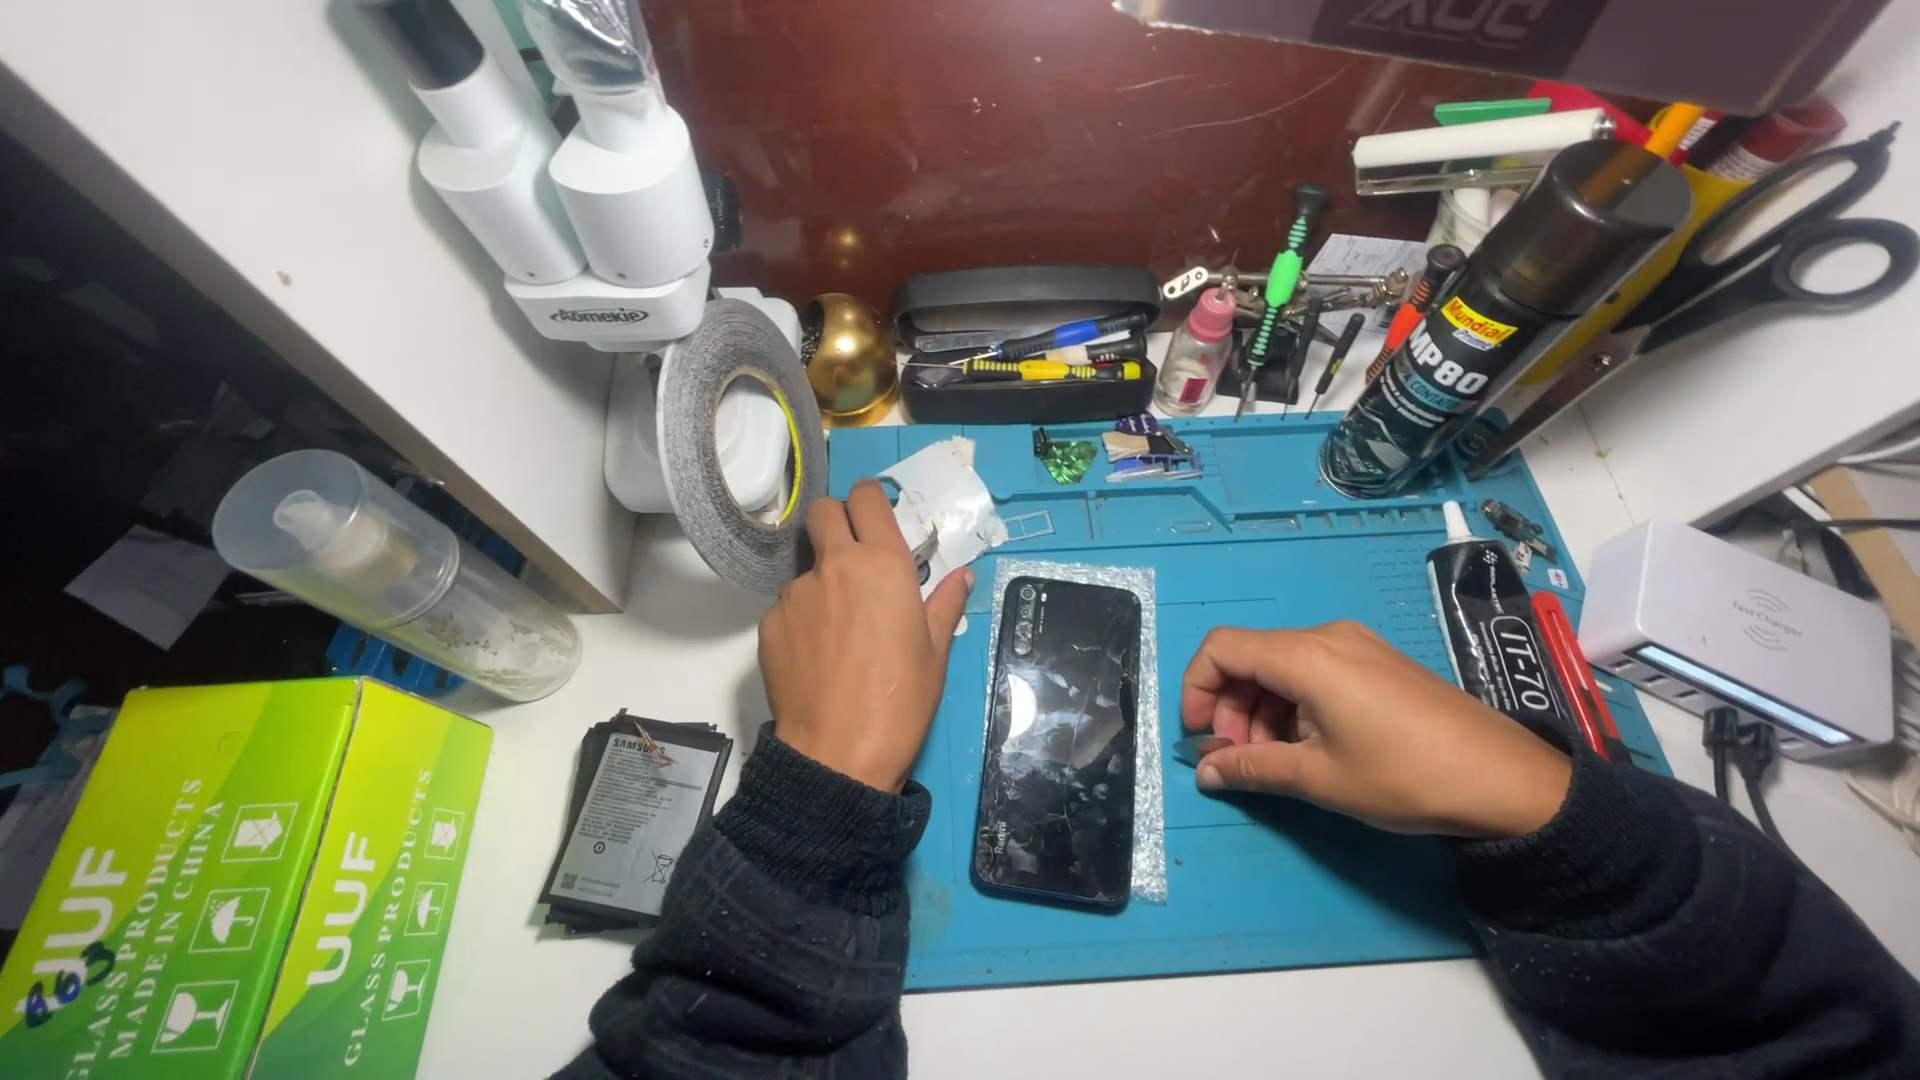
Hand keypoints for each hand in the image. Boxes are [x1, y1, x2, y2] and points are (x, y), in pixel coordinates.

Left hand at [758, 478, 973, 792]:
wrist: (839, 752)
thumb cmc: (901, 700)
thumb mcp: (935, 652)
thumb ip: (945, 603)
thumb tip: (963, 575)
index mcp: (883, 565)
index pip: (867, 499)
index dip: (870, 497)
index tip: (874, 511)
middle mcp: (835, 566)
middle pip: (823, 511)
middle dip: (836, 519)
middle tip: (852, 552)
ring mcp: (795, 593)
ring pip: (806, 566)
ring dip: (822, 581)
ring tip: (838, 630)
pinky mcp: (769, 623)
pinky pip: (788, 606)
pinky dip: (802, 619)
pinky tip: (816, 656)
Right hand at [1181, 621, 1571, 839]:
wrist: (1512, 782)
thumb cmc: (1404, 776)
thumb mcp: (1319, 778)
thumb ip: (1251, 768)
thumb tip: (1204, 773)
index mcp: (1306, 656)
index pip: (1221, 649)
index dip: (1196, 690)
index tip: (1201, 737)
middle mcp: (1325, 636)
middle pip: (1249, 658)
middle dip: (1230, 708)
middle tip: (1239, 759)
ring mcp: (1355, 645)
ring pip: (1280, 667)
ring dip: (1261, 711)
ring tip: (1276, 761)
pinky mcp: (1376, 661)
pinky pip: (1312, 671)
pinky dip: (1292, 705)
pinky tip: (1310, 745)